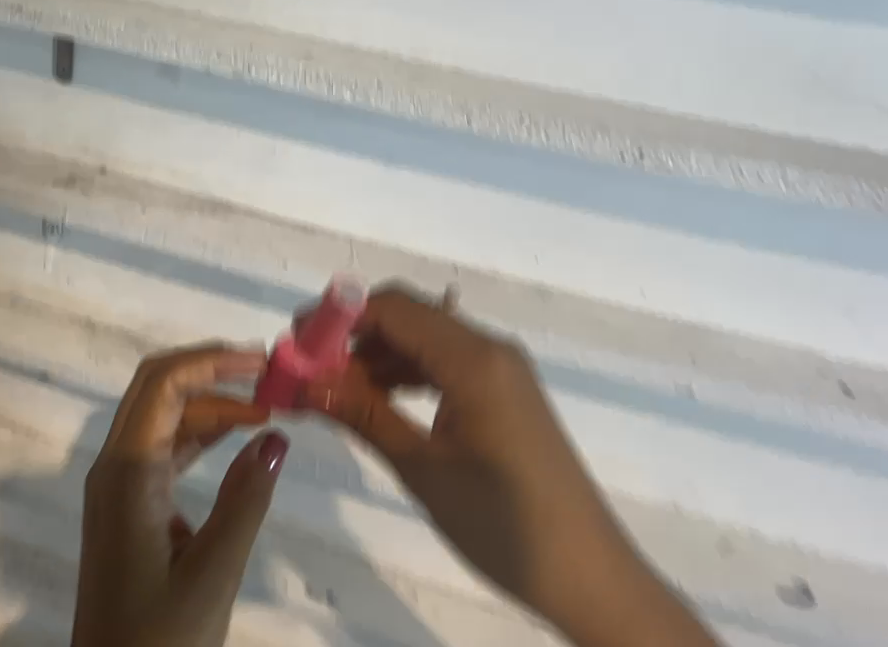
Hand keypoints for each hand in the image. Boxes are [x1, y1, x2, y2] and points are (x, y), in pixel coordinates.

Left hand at [73, 345, 289, 646]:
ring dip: (208, 404)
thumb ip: (245, 499)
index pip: (163, 383)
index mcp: (127, 472)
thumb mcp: (213, 573)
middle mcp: (114, 466)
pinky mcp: (127, 506)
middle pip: (156, 389)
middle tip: (266, 374)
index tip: (261, 360)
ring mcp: (117, 486)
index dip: (210, 359)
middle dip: (209, 371)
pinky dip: (199, 435)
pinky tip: (236, 439)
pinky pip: (162, 450)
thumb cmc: (161, 640)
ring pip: (161, 418)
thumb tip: (275, 436)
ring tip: (264, 405)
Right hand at [306, 284, 718, 646]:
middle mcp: (490, 349)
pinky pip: (445, 363)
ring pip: (425, 340)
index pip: (393, 307)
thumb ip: (361, 412)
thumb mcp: (421, 467)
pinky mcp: (506, 393)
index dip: (339, 316)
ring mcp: (502, 370)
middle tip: (310, 375)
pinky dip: (407, 374)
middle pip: (408, 317)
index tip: (295, 343)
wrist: (592, 579)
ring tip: (336, 394)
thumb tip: (302, 379)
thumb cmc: (502, 523)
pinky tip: (380, 403)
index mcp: (473, 358)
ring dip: (378, 357)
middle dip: (354, 337)